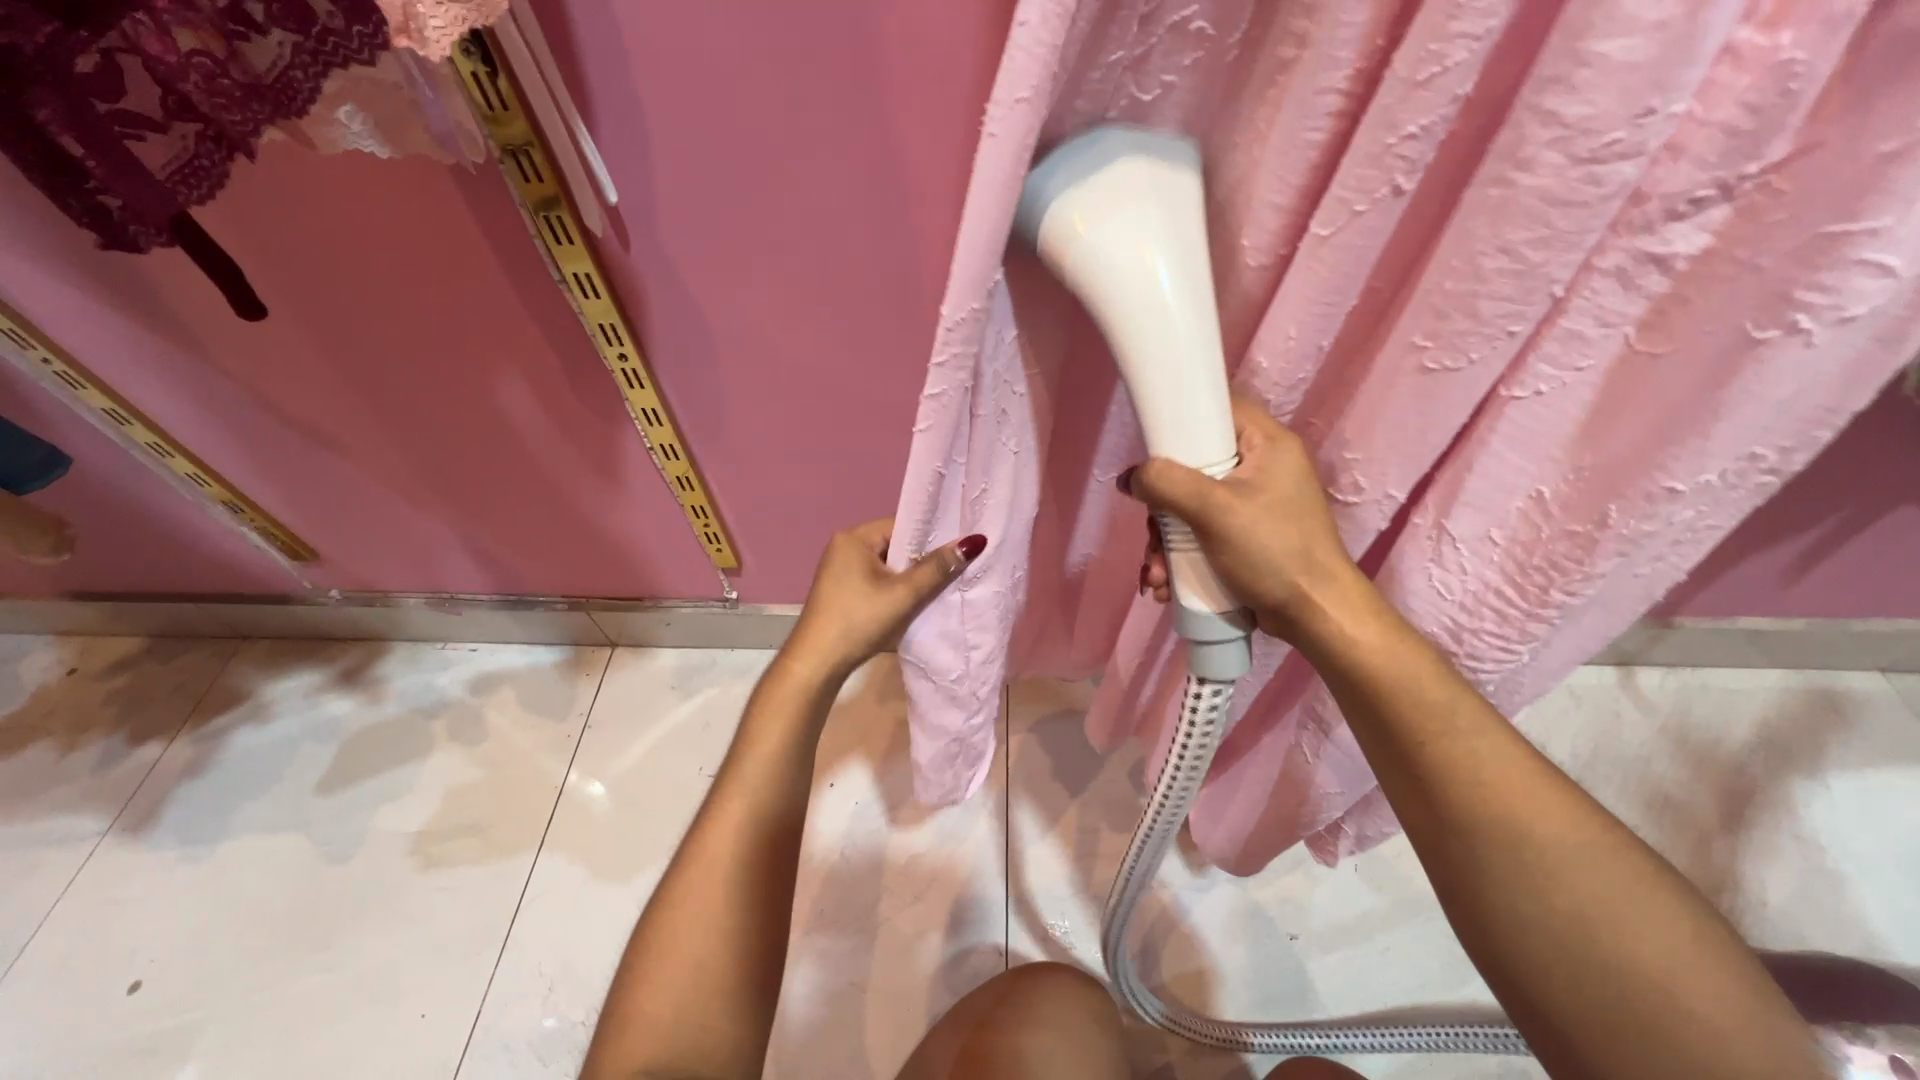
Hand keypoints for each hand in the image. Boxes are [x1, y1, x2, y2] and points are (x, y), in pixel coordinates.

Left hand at [783, 518, 986, 679]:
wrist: (817, 664)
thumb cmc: (859, 621)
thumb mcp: (903, 594)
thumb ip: (937, 568)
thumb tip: (974, 541)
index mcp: (854, 537)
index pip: (902, 525)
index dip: (931, 536)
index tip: (958, 549)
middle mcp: (844, 547)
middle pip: (895, 546)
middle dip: (922, 560)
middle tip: (954, 570)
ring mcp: (840, 570)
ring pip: (887, 566)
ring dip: (910, 578)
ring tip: (938, 587)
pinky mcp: (842, 591)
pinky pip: (877, 581)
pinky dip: (895, 590)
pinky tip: (913, 603)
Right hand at [1121, 396, 1361, 642]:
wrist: (1315, 615)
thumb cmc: (1272, 552)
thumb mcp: (1214, 512)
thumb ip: (1167, 484)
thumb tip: (1130, 477)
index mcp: (1267, 444)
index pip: (1219, 408)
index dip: (1181, 419)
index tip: (1149, 446)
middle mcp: (1262, 468)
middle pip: (1194, 466)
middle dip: (1162, 508)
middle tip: (1152, 536)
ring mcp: (1254, 504)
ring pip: (1191, 506)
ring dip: (1165, 542)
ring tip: (1157, 576)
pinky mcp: (1247, 537)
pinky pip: (1202, 533)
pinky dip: (1181, 557)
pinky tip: (1167, 585)